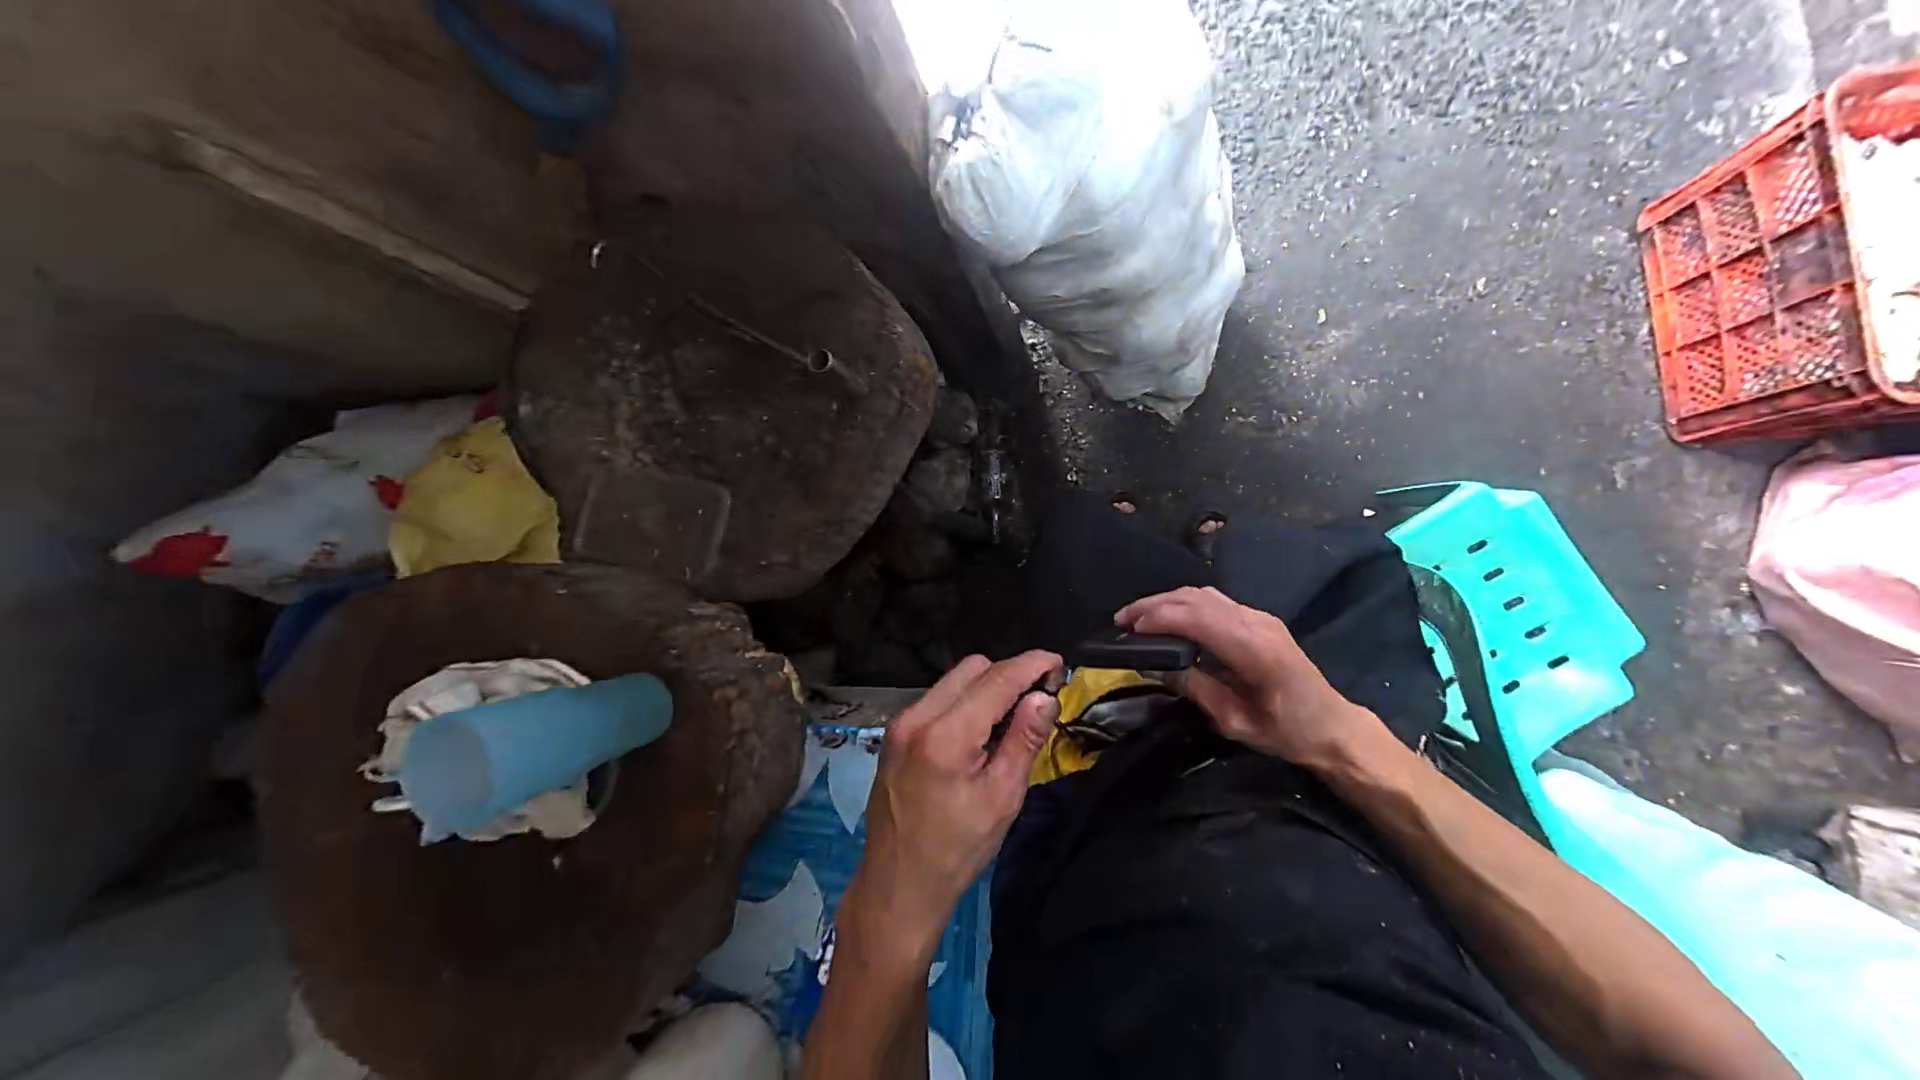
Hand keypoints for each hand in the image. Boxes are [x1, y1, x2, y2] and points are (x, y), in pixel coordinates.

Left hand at [846, 651, 1063, 950]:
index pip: (996, 679)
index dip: (1031, 665)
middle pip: (972, 669)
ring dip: (987, 686)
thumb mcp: (1002, 798)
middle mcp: (916, 717)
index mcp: (944, 735)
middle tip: (1039, 697)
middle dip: (1010, 674)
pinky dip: (965, 702)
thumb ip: (1023, 740)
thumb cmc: (956, 850)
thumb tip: (1045, 696)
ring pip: (953, 680)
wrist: (897, 884)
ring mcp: (900, 724)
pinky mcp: (894, 734)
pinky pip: (937, 699)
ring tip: (1013, 716)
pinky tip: (981, 730)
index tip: (1058, 663)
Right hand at [1115, 586, 1388, 770]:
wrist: (1331, 724)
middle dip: (1154, 605)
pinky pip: (1213, 601)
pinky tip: (1166, 618)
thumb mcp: (1235, 722)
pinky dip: (1182, 604)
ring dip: (1166, 601)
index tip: (1129, 629)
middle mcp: (1257, 623)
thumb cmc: (1286, 731)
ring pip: (1203, 594)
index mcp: (1255, 651)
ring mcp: (1259, 616)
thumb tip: (1158, 665)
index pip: (1199, 619)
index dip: (1160, 618)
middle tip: (1121, 620)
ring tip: (1136, 618)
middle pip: (1196, 599)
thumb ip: (1197, 689)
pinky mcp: (1257, 618)